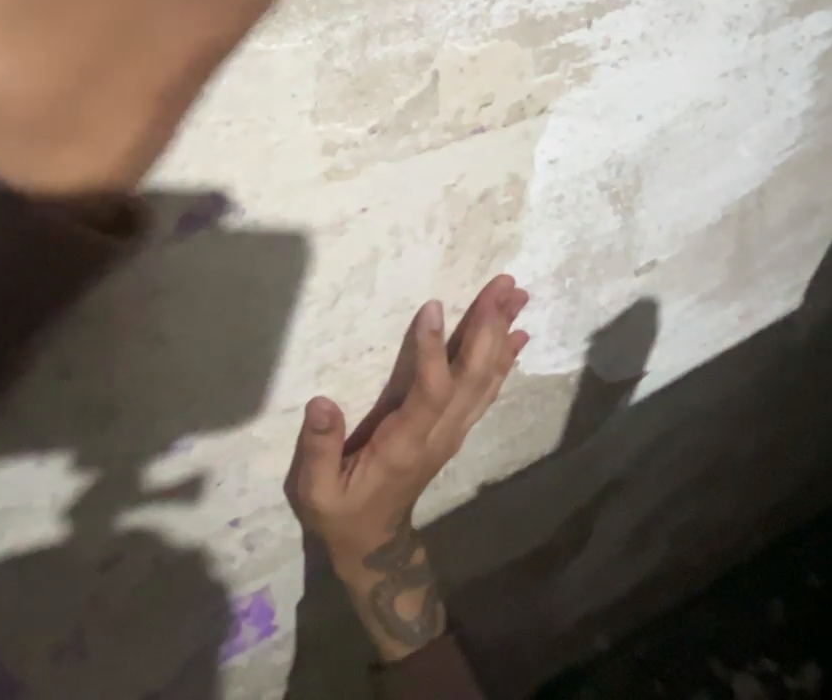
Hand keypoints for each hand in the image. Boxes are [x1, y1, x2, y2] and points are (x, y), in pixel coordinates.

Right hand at [285, 275, 529, 659]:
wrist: (375, 546)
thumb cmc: (340, 513)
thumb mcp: (316, 490)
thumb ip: (319, 447)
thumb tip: (321, 402)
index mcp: (405, 445)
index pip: (428, 392)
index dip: (433, 351)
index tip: (434, 305)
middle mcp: (438, 434)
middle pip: (472, 377)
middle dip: (488, 328)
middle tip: (504, 285)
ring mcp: (451, 433)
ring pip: (484, 379)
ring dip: (500, 335)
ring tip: (516, 296)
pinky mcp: (453, 430)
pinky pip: (485, 390)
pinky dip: (503, 360)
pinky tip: (515, 335)